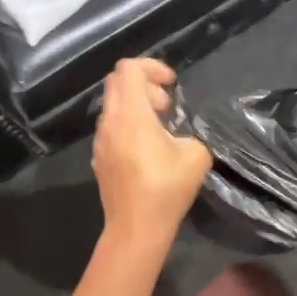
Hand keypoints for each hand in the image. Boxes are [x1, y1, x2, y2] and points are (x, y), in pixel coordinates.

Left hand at [92, 59, 212, 244]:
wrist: (136, 228)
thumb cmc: (166, 189)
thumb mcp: (196, 154)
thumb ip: (193, 131)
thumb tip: (186, 129)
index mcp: (131, 115)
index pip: (129, 68)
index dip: (152, 67)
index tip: (171, 86)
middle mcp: (110, 121)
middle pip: (117, 80)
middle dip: (144, 83)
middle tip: (166, 104)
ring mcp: (100, 140)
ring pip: (112, 104)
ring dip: (135, 104)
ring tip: (160, 126)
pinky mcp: (99, 157)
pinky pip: (110, 125)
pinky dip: (127, 122)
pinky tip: (147, 147)